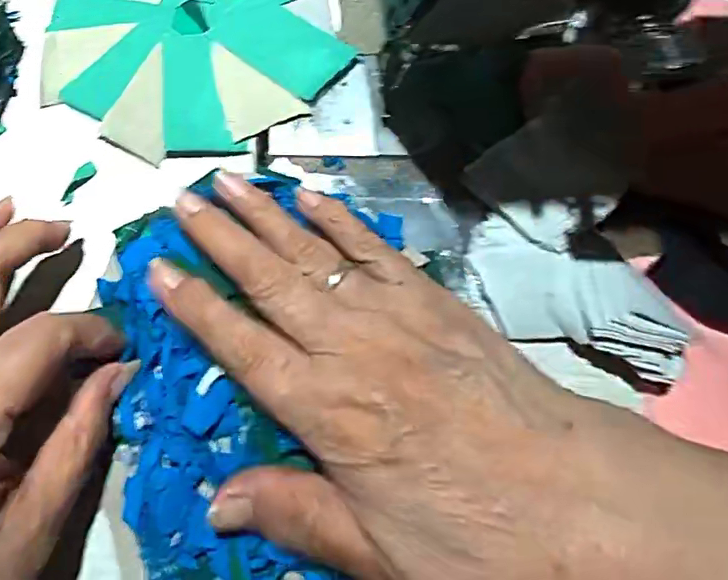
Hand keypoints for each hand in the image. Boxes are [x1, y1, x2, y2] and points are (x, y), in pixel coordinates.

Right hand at [147, 172, 662, 579]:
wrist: (568, 491)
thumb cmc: (469, 532)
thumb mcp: (376, 548)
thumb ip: (294, 511)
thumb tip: (217, 500)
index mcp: (325, 409)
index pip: (241, 345)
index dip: (196, 306)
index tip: (159, 268)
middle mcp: (347, 344)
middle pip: (268, 280)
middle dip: (220, 238)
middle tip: (182, 201)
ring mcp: (390, 309)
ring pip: (311, 251)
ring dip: (265, 214)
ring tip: (229, 183)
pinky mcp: (428, 293)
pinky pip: (370, 246)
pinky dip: (336, 216)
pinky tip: (308, 194)